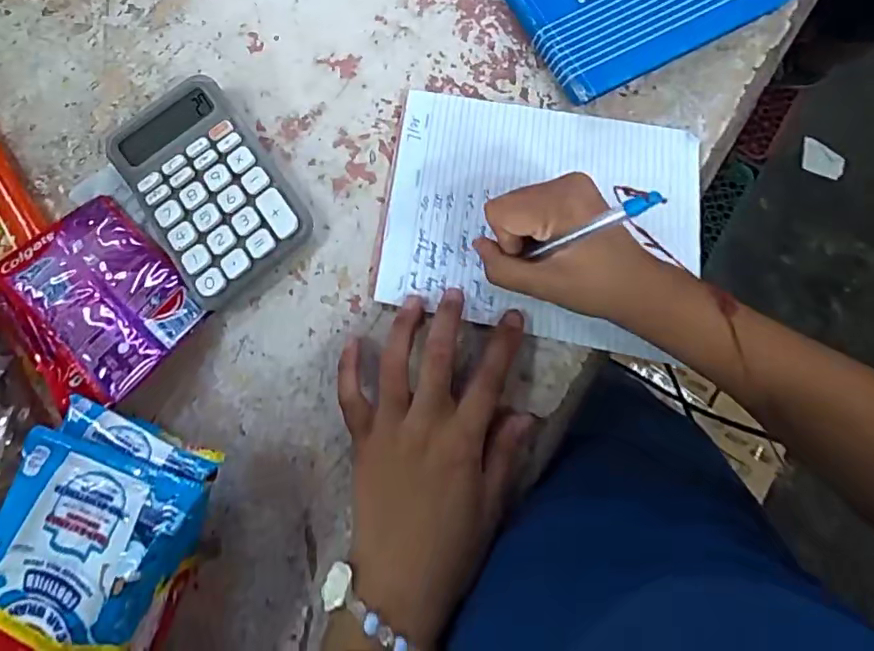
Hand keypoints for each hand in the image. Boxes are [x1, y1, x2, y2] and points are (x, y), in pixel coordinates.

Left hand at [335, 291, 533, 648]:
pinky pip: (350, 396)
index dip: (503, 345)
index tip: (511, 315)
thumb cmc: (452, 546)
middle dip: (448, 321)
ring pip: (394, 366)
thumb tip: (525, 412)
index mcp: (462, 440)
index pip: (489, 381)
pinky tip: (352, 341)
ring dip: (403, 329)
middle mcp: (425, 423)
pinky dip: (348, 368)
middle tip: (453, 292)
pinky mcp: (361, 438)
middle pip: (439, 360)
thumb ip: (505, 455)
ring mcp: (388, 427)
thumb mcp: (491, 505)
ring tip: (412, 302)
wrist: (398, 582)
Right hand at [474, 172, 701, 327]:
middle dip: (516, 235)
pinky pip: (532, 202)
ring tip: (554, 252)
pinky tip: (559, 242)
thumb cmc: (597, 289)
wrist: (641, 286)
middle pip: (507, 204)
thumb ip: (501, 267)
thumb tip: (478, 245)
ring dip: (524, 231)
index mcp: (560, 200)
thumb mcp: (544, 286)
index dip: (508, 242)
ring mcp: (570, 181)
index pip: (499, 211)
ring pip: (517, 203)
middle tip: (546, 259)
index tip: (537, 261)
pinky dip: (535, 224)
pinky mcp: (573, 187)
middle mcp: (564, 181)